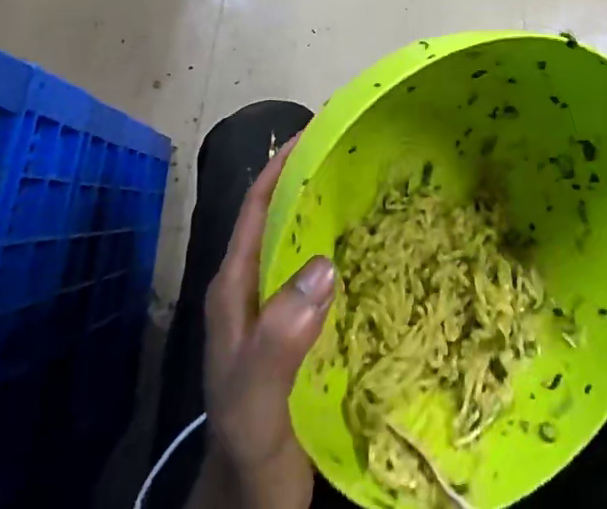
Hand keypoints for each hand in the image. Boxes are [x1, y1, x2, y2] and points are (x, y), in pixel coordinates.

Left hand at [189, 135, 336, 508]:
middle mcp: (252, 288)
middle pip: (278, 219)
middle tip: (354, 157)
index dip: (278, 168)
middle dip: (307, 182)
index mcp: (234, 287)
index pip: (254, 209)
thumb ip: (279, 336)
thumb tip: (323, 266)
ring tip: (370, 191)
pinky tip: (372, 254)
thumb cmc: (248, 443)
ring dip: (325, 216)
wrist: (251, 496)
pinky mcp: (296, 332)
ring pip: (299, 246)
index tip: (312, 134)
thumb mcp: (257, 394)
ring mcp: (273, 310)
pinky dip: (340, 255)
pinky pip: (319, 280)